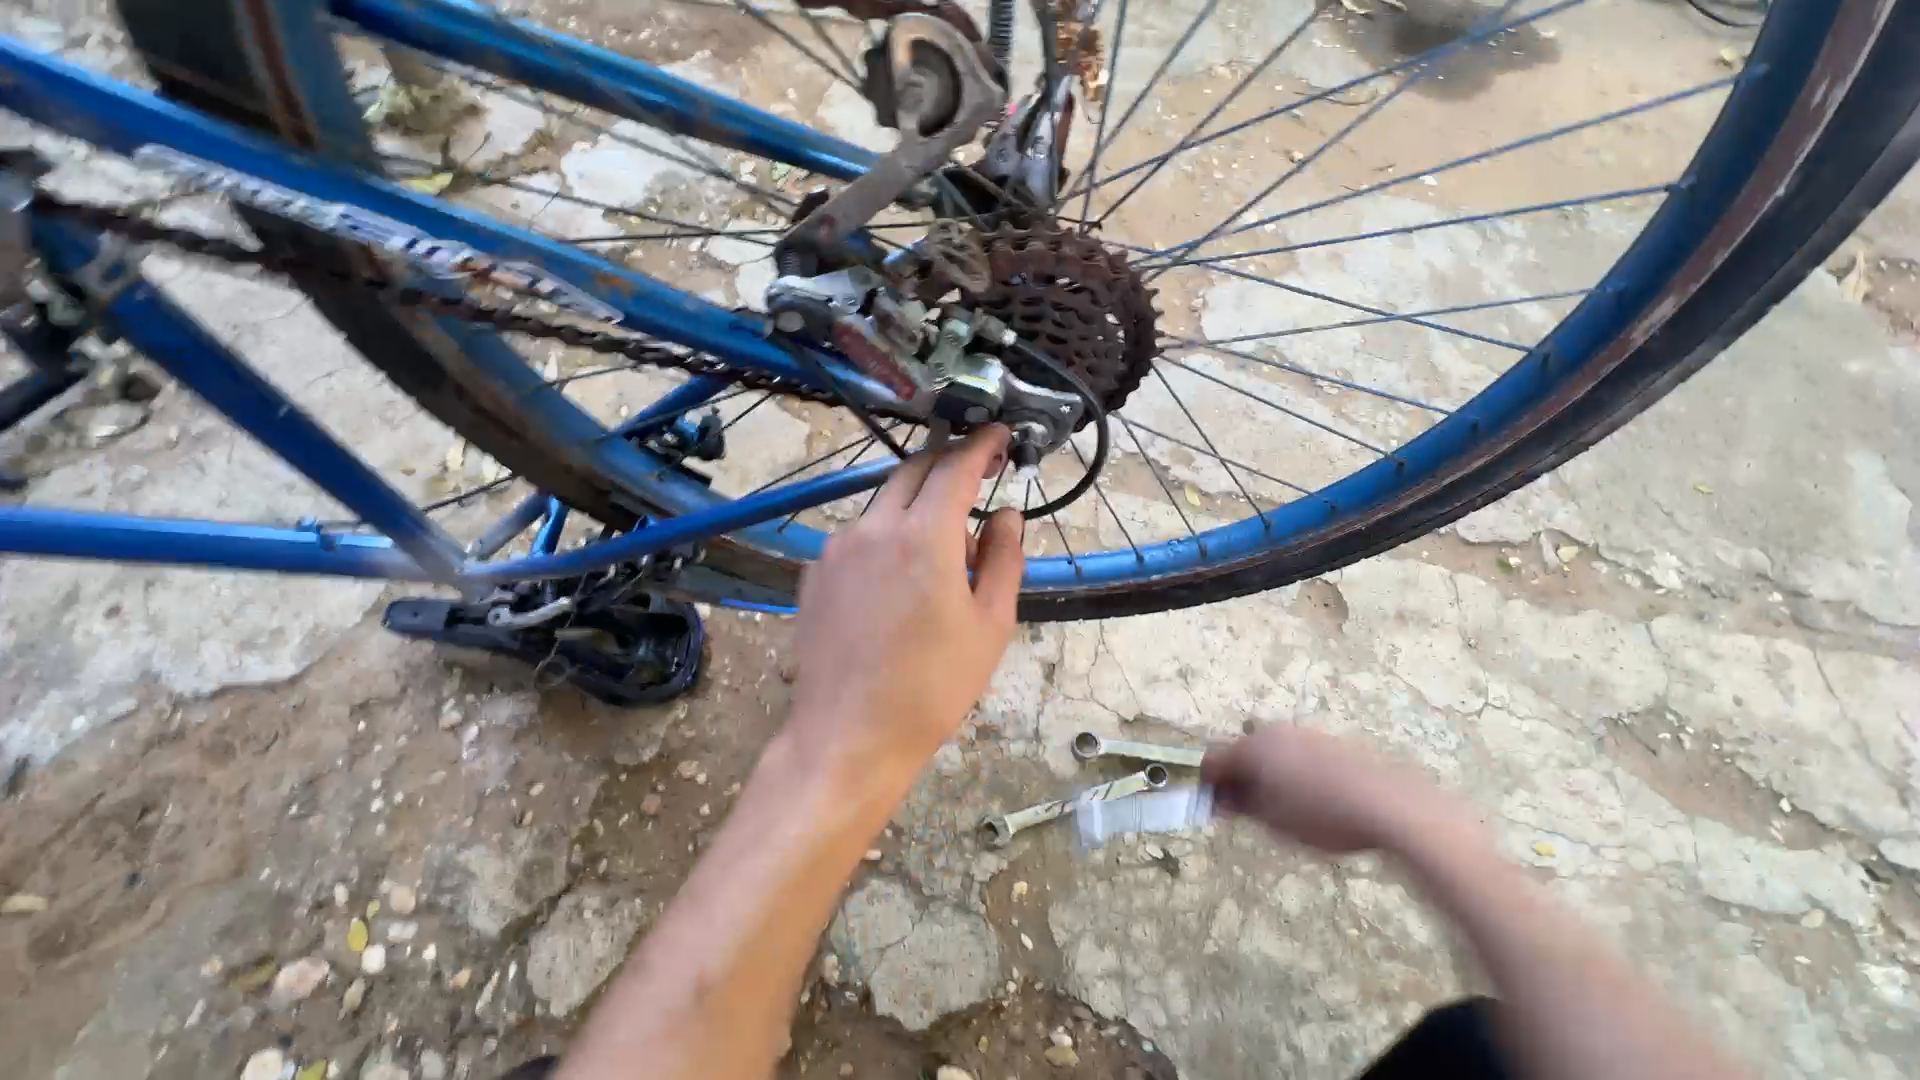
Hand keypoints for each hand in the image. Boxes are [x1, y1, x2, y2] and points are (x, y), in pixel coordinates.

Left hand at [786, 426, 1024, 774]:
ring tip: (940, 557)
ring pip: (883, 504)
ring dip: (916, 508)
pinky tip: (897, 581)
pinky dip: (884, 537)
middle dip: (947, 467)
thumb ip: (1004, 558)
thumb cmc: (933, 686)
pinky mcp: (813, 572)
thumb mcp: (990, 624)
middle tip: (975, 484)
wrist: (849, 735)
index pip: (955, 467)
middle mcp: (872, 528)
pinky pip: (857, 536)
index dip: (980, 445)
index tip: (997, 435)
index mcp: (922, 536)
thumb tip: (1007, 514)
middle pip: (913, 472)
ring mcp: (835, 548)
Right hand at [1201, 725, 1478, 855]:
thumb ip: (1240, 807)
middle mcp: (1272, 732)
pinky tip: (1312, 800)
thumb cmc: (1323, 816)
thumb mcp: (1273, 821)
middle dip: (1238, 780)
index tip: (1216, 812)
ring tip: (1282, 810)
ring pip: (1269, 752)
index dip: (1208, 787)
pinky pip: (1295, 754)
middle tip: (1248, 813)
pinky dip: (1290, 773)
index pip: (1212, 762)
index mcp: (1252, 749)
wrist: (1392, 805)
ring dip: (1265, 776)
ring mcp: (1303, 734)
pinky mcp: (1329, 742)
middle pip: (1240, 753)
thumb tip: (1221, 800)